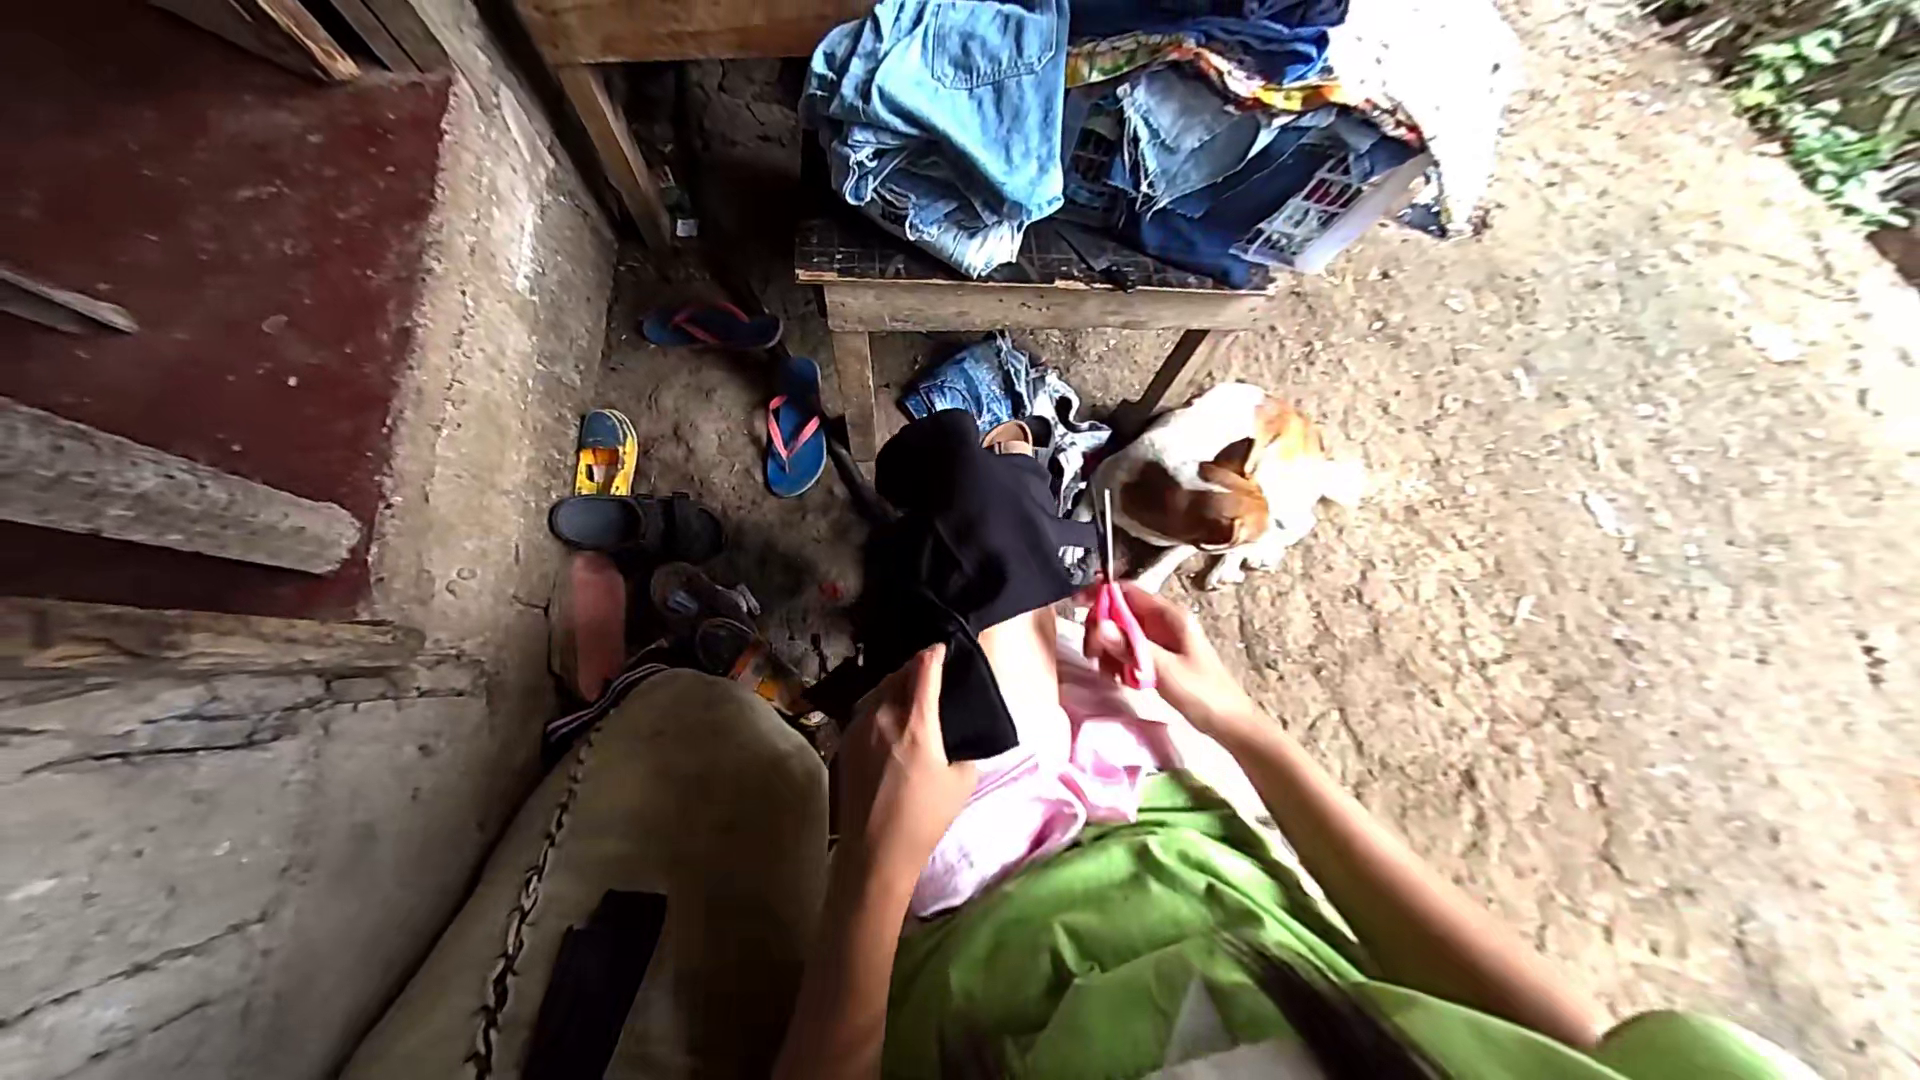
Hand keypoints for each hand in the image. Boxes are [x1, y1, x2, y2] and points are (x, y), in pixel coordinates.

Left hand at [841, 645, 976, 873]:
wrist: (875, 852)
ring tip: (909, 688)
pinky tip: (888, 714)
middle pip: (898, 674)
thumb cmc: (925, 819)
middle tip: (929, 669)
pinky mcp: (845, 742)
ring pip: (878, 689)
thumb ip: (964, 747)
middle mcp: (883, 717)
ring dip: (895, 682)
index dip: (934, 654)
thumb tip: (959, 732)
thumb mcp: (962, 781)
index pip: (923, 670)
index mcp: (915, 723)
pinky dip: (879, 702)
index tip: (942, 648)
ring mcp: (859, 728)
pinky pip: (864, 709)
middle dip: (915, 666)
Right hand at [1083, 581, 1262, 736]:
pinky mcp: (1158, 655)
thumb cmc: (1202, 694)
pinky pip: (1128, 648)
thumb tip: (1100, 626)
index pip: (1128, 591)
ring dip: (1107, 646)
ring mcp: (1160, 638)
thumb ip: (1131, 647)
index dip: (1101, 594)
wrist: (1230, 723)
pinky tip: (1116, 676)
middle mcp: (1163, 621)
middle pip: (1120, 611)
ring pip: (1121, 631)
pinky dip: (1117, 659)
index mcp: (1170, 616)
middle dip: (1101, 627)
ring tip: (1104, 670)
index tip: (1079, 606)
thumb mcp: (1164, 670)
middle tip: (1091, 653)